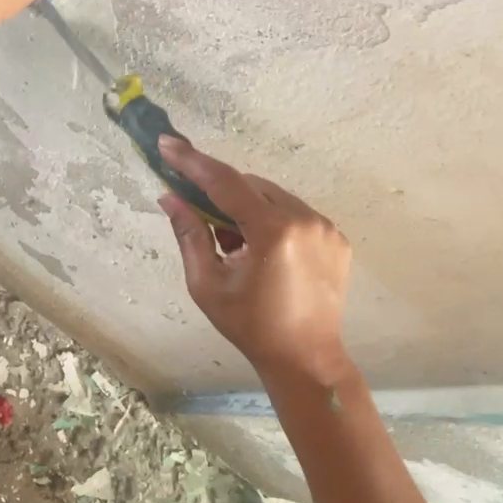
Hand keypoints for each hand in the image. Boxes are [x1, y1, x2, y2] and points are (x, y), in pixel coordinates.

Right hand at [158, 136, 355, 387]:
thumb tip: (170, 197)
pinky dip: (271, 219)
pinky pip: (294, 212)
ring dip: (247, 206)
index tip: (167, 143)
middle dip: (220, 193)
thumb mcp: (207, 284)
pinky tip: (262, 250)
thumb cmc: (251, 326)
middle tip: (202, 218)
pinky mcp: (335, 237)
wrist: (306, 359)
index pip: (225, 182)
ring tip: (235, 245)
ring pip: (273, 196)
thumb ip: (189, 234)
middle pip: (250, 185)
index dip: (192, 161)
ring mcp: (325, 227)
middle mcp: (304, 219)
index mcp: (272, 232)